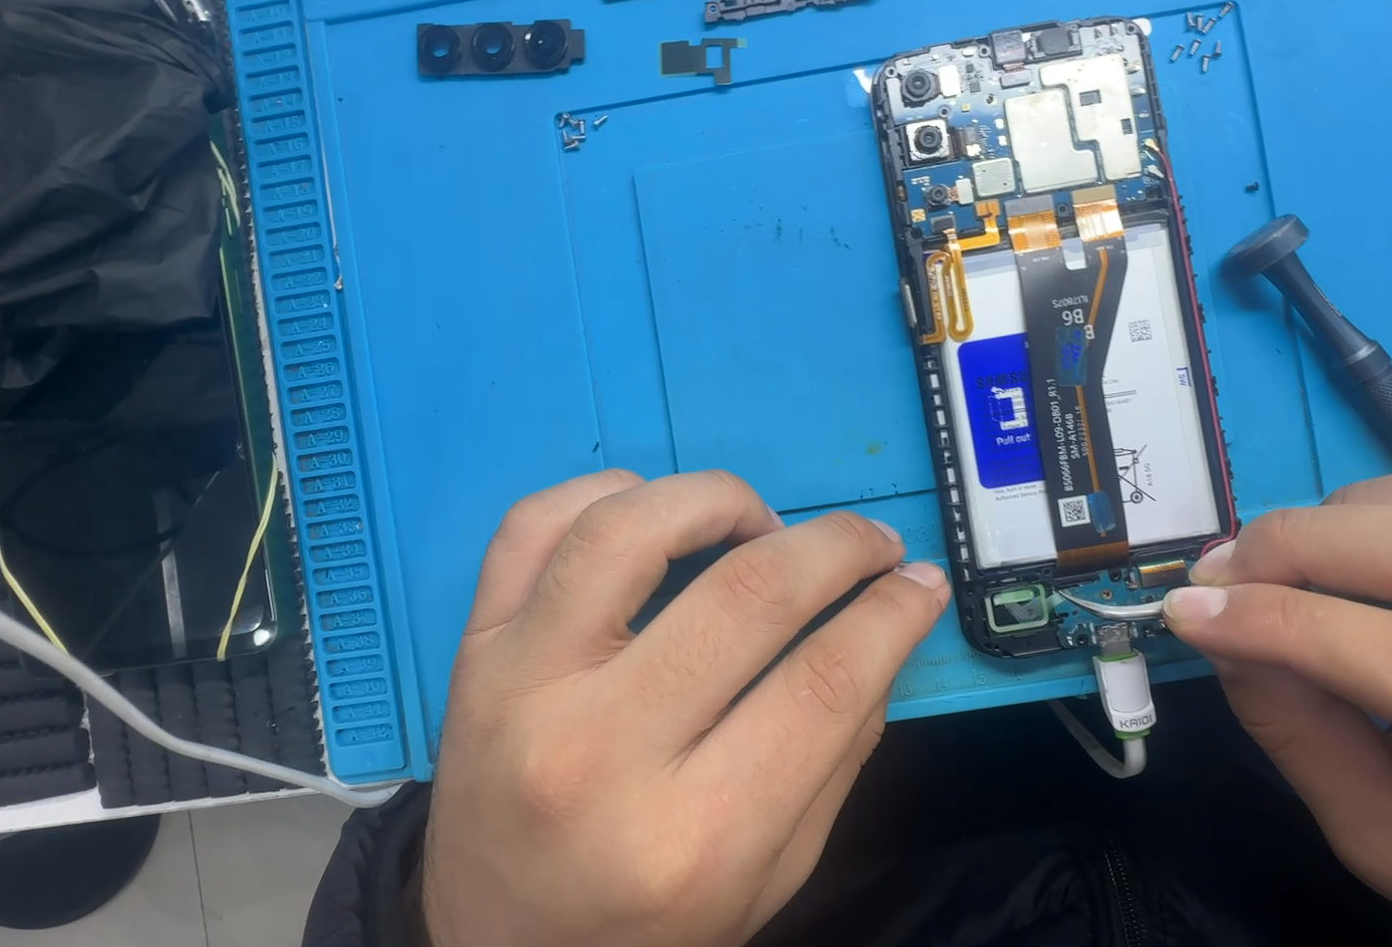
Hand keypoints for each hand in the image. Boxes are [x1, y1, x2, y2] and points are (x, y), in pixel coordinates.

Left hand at [418, 470, 948, 946]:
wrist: (492, 942)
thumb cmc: (643, 921)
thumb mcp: (768, 876)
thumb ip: (836, 757)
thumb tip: (884, 631)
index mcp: (692, 837)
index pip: (822, 685)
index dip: (890, 615)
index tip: (919, 581)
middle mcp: (599, 753)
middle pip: (744, 597)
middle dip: (835, 547)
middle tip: (869, 542)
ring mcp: (519, 688)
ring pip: (625, 531)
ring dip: (717, 498)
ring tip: (758, 521)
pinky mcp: (472, 648)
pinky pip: (530, 527)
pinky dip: (604, 491)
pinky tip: (652, 511)